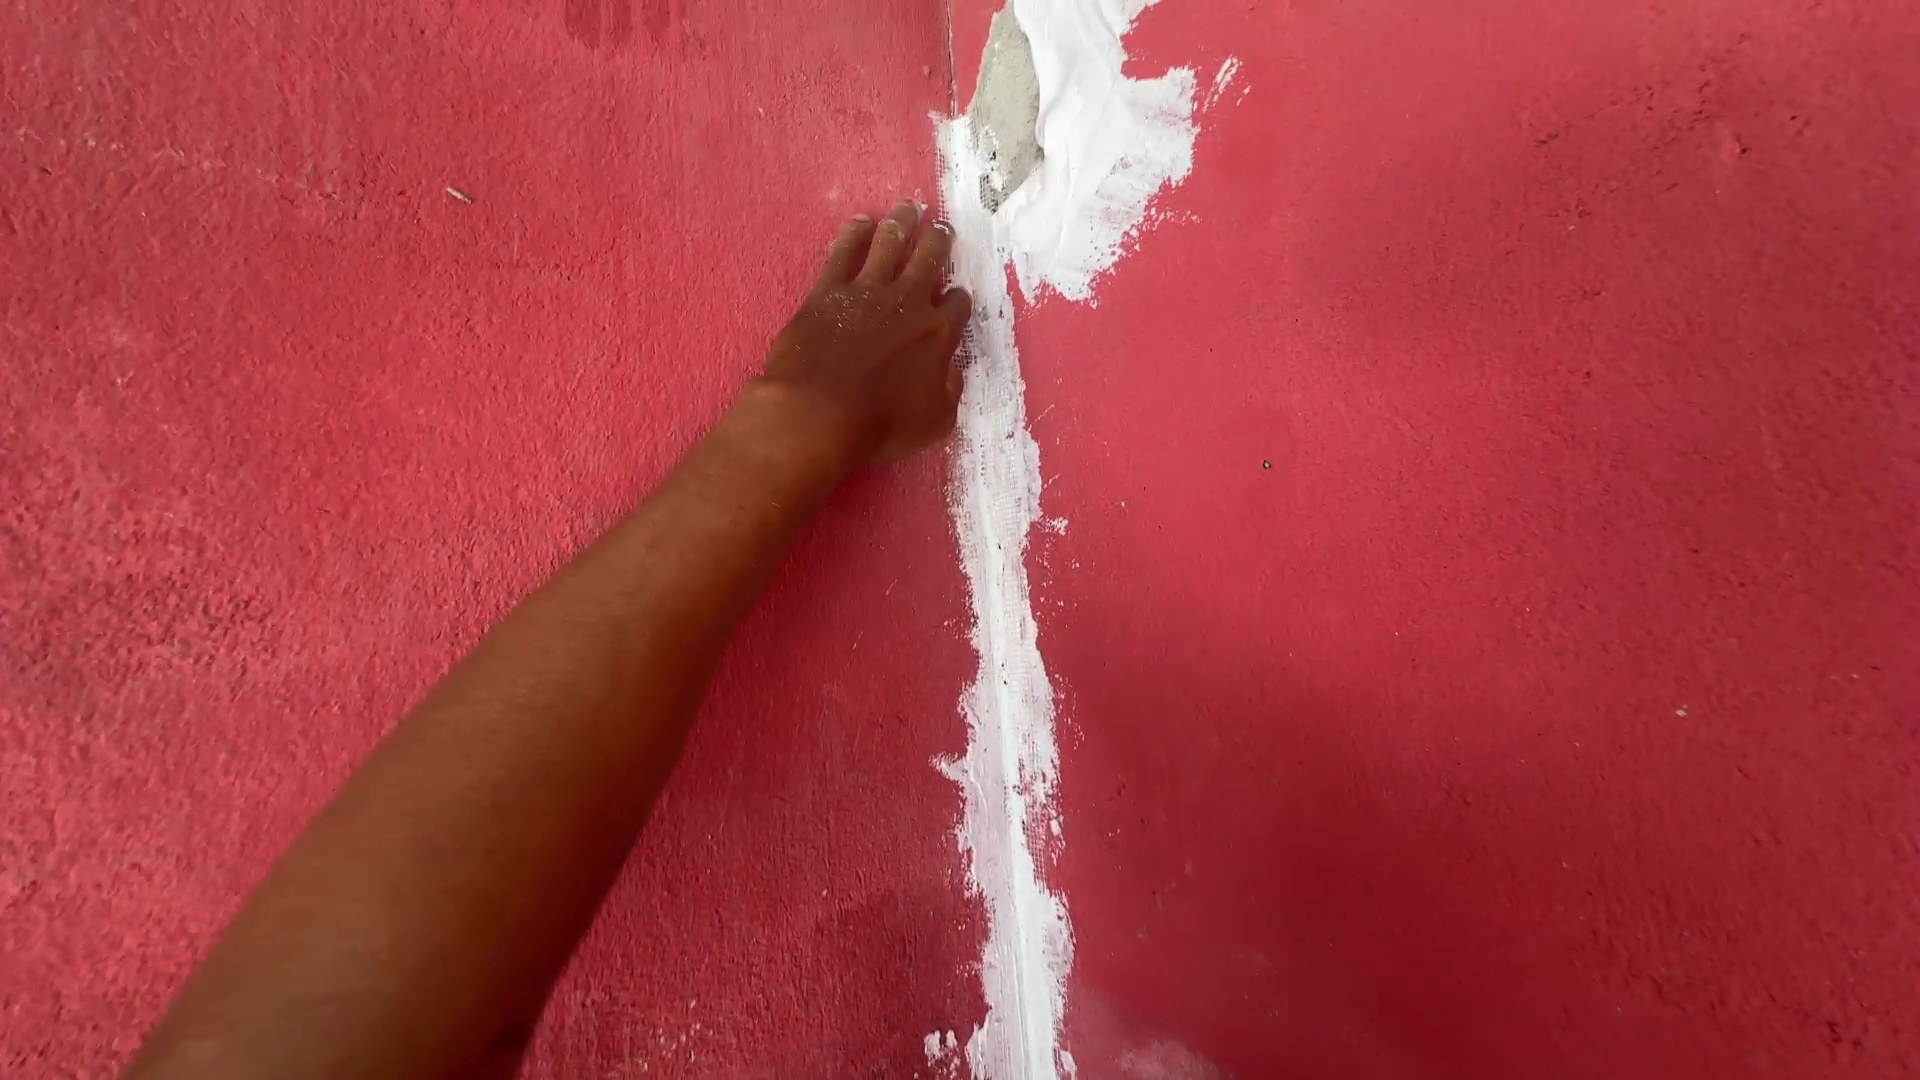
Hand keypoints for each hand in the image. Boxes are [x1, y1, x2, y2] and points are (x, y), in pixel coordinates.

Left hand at [757, 200, 973, 464]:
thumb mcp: (936, 421)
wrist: (820, 413)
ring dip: (901, 223)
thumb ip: (950, 389)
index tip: (955, 298)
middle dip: (937, 241)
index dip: (958, 299)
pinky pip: (844, 252)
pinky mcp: (828, 291)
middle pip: (929, 259)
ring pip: (889, 243)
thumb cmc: (881, 425)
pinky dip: (854, 234)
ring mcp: (867, 291)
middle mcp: (908, 302)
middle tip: (940, 227)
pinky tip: (860, 222)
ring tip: (908, 208)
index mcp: (938, 333)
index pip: (957, 304)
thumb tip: (953, 368)